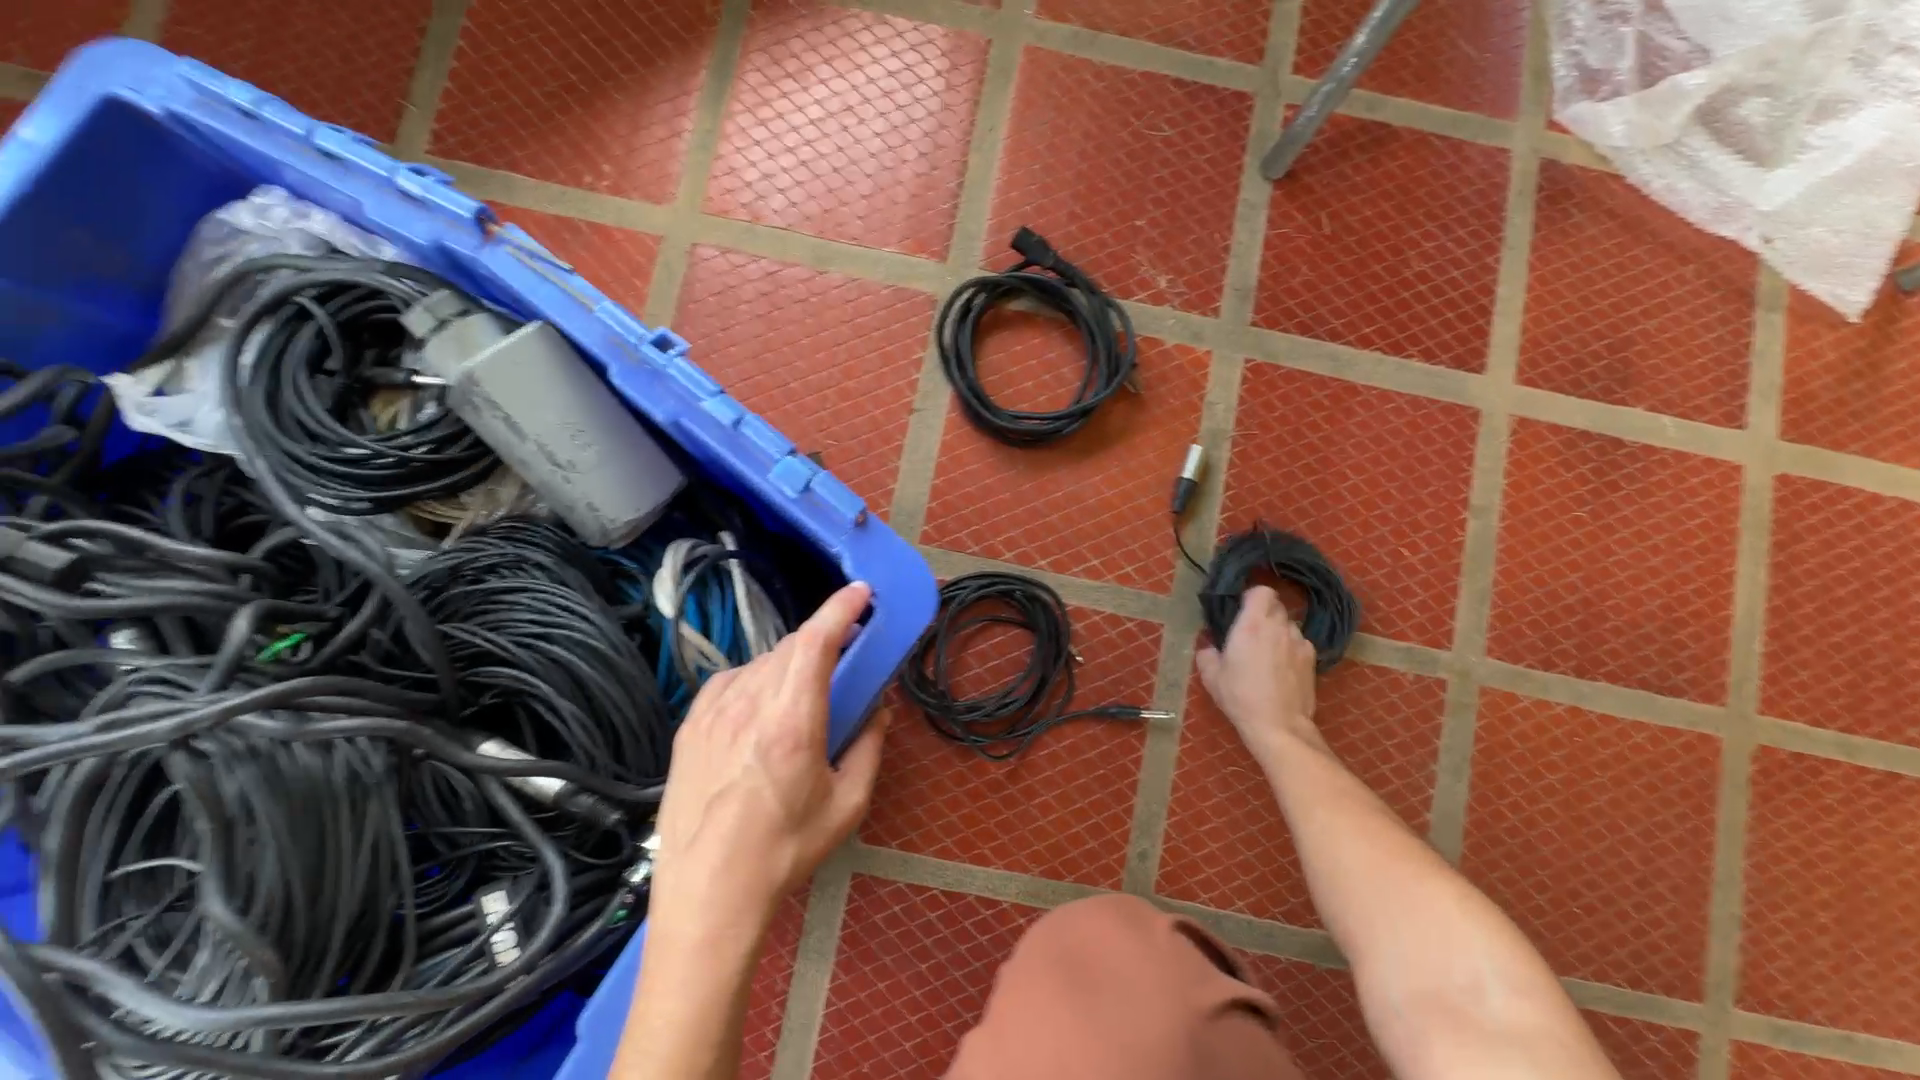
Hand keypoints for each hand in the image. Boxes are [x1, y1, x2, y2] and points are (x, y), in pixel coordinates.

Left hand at [650, 582, 885, 926]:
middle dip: (822, 640)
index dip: (840, 608)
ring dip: (789, 665)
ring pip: (760, 665)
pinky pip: (729, 684)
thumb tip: (880, 708)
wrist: (707, 893)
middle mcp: (748, 704)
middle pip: (790, 647)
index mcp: (791, 721)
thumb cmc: (783, 852)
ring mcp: (711, 713)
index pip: (816, 641)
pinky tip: (761, 710)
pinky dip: (755, 682)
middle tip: (845, 656)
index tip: (860, 593)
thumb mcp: (845, 805)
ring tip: (802, 697)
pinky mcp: (689, 727)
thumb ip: (868, 747)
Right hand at [1195, 586, 1322, 762]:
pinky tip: (1283, 668)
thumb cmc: (1240, 697)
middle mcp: (1278, 627)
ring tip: (1268, 653)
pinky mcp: (1312, 659)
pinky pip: (1299, 643)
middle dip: (1264, 614)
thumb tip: (1209, 646)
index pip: (1262, 591)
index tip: (1242, 610)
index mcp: (1251, 624)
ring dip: (1278, 632)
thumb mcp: (1211, 677)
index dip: (1252, 597)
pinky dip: (1291, 649)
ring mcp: (1299, 642)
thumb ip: (1207, 654)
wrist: (1278, 725)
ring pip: (1289, 625)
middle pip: (1276, 606)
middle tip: (1251, 632)